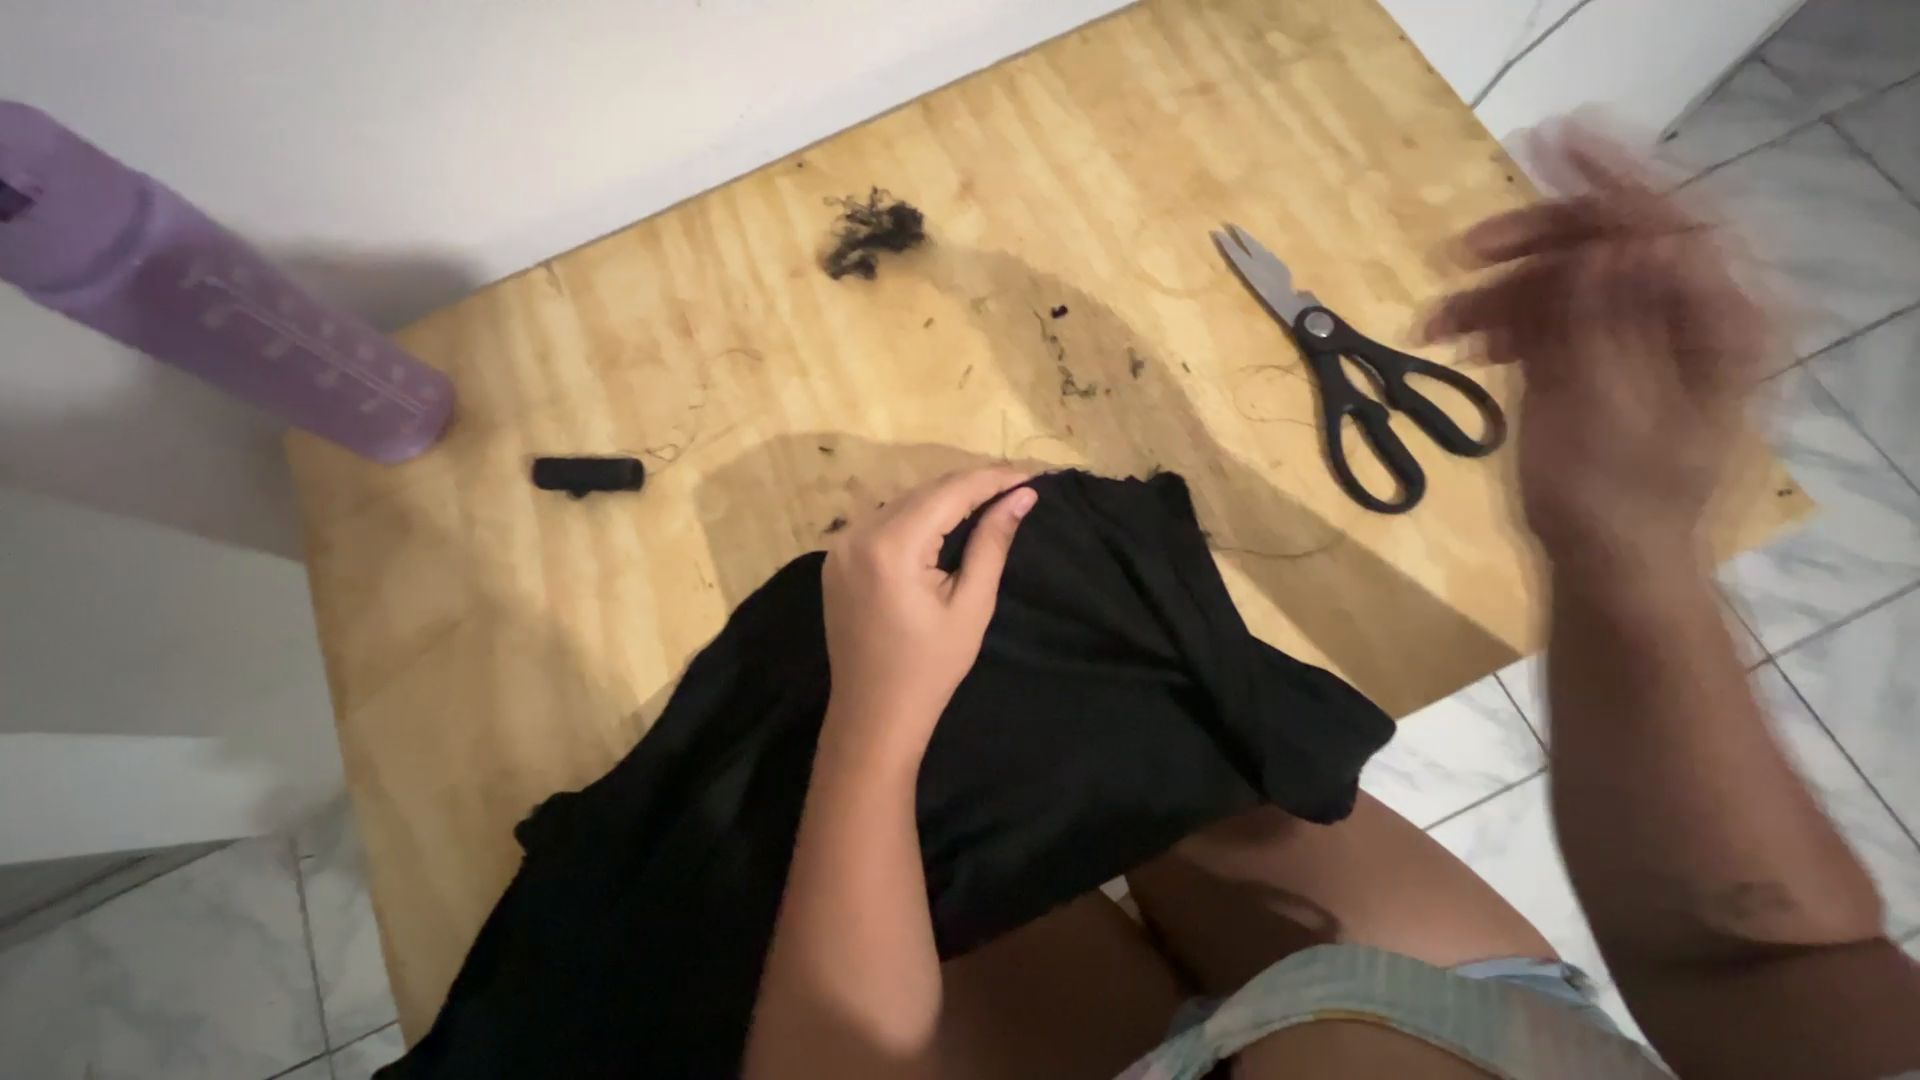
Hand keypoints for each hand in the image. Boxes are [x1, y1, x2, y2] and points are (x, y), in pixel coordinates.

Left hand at [819, 467, 1037, 766]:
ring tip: (990, 500)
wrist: (873, 714)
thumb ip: (992, 543)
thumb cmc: (930, 668)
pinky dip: (917, 516)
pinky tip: (946, 522)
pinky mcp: (837, 559)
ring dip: (944, 498)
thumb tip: (1022, 497)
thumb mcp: (971, 605)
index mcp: (891, 546)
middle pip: (924, 491)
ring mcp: (841, 546)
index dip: (992, 479)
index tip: (1031, 475)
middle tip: (1016, 486)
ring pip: (902, 502)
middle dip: (971, 485)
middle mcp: (858, 534)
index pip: (949, 492)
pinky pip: (883, 522)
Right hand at [1422, 124, 1776, 569]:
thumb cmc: (1608, 505)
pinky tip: (1464, 342)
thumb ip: (1606, 332)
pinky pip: (1551, 317)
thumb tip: (1607, 250)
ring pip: (1569, 281)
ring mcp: (1638, 338)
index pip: (1671, 223)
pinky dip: (1503, 322)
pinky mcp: (1597, 360)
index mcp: (1718, 326)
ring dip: (1498, 293)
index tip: (1549, 143)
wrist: (1605, 562)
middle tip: (1462, 254)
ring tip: (1435, 324)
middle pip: (1613, 244)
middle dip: (1533, 243)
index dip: (1612, 177)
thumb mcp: (1603, 419)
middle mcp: (1685, 317)